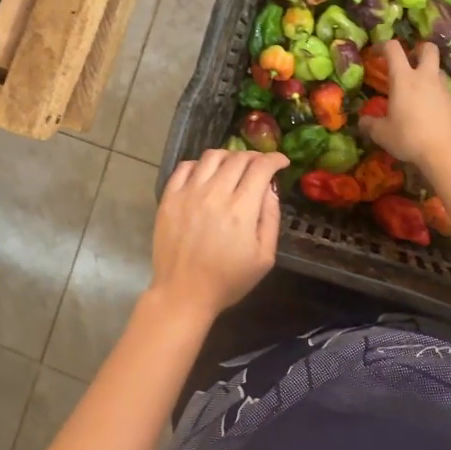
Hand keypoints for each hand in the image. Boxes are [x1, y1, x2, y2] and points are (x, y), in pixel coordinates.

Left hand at [150, 149, 285, 321]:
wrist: (183, 293)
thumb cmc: (228, 280)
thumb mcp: (264, 257)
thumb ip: (270, 218)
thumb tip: (270, 188)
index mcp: (241, 209)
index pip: (261, 167)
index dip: (275, 159)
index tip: (281, 162)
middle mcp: (215, 193)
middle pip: (238, 158)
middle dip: (255, 157)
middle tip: (260, 166)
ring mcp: (189, 193)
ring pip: (212, 156)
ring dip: (229, 156)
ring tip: (234, 167)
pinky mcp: (169, 198)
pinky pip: (185, 167)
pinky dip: (200, 164)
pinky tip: (206, 174)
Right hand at [359, 40, 450, 170]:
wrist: (446, 152)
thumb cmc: (409, 137)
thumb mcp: (382, 134)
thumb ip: (370, 124)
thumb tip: (362, 121)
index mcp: (403, 78)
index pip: (393, 48)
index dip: (382, 46)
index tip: (375, 54)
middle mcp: (425, 77)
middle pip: (428, 48)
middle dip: (418, 50)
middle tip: (408, 61)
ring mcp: (443, 88)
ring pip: (437, 68)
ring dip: (428, 71)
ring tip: (417, 87)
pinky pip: (444, 87)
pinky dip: (435, 90)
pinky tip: (428, 107)